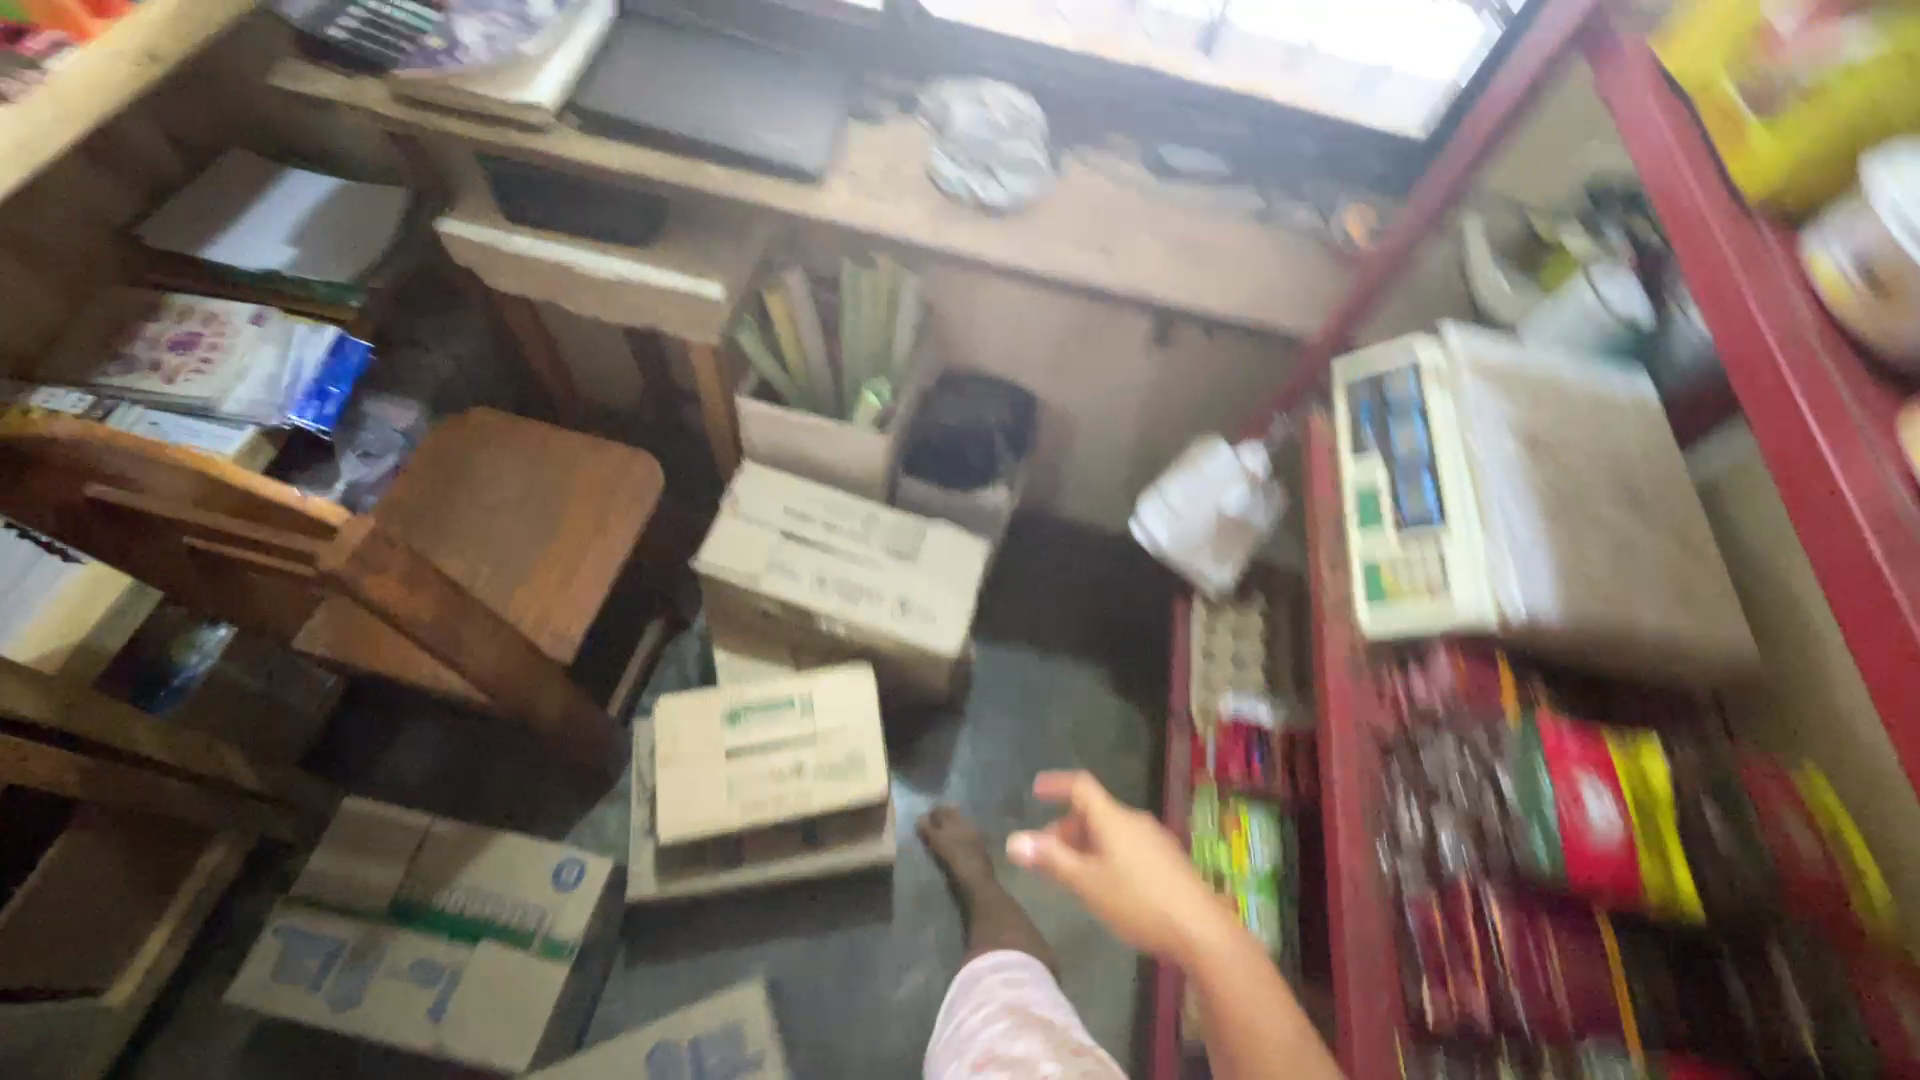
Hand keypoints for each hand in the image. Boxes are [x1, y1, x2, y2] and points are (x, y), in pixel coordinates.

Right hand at [1007, 770, 1241, 963]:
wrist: (1201, 930)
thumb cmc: (1137, 901)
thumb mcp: (1086, 883)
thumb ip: (1050, 860)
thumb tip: (1014, 841)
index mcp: (1112, 818)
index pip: (1080, 786)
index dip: (1056, 784)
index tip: (1036, 790)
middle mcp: (1134, 820)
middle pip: (1093, 812)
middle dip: (1066, 829)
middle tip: (1048, 857)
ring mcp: (1154, 839)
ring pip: (1110, 832)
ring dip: (1085, 845)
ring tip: (1072, 876)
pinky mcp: (1167, 860)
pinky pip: (1126, 846)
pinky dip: (1106, 855)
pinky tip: (1105, 886)